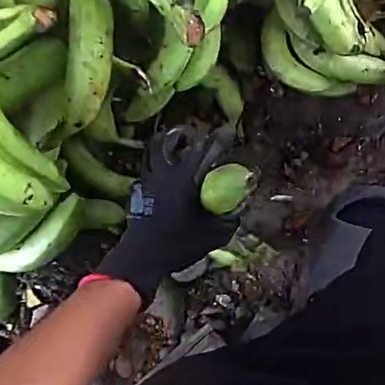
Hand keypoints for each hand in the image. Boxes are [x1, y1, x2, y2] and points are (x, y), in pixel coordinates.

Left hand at [96, 127, 238, 300]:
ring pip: (155, 146)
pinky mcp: (140, 186)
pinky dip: (156, 156)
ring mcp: (149, 177)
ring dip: (169, 140)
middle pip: (174, 139)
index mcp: (185, 178)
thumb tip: (244, 202)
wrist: (143, 256)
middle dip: (189, 134)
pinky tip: (164, 165)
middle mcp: (166, 172)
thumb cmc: (180, 244)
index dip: (220, 137)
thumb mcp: (215, 233)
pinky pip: (147, 162)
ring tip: (180, 143)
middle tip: (201, 138)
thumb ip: (232, 215)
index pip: (206, 148)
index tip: (230, 129)